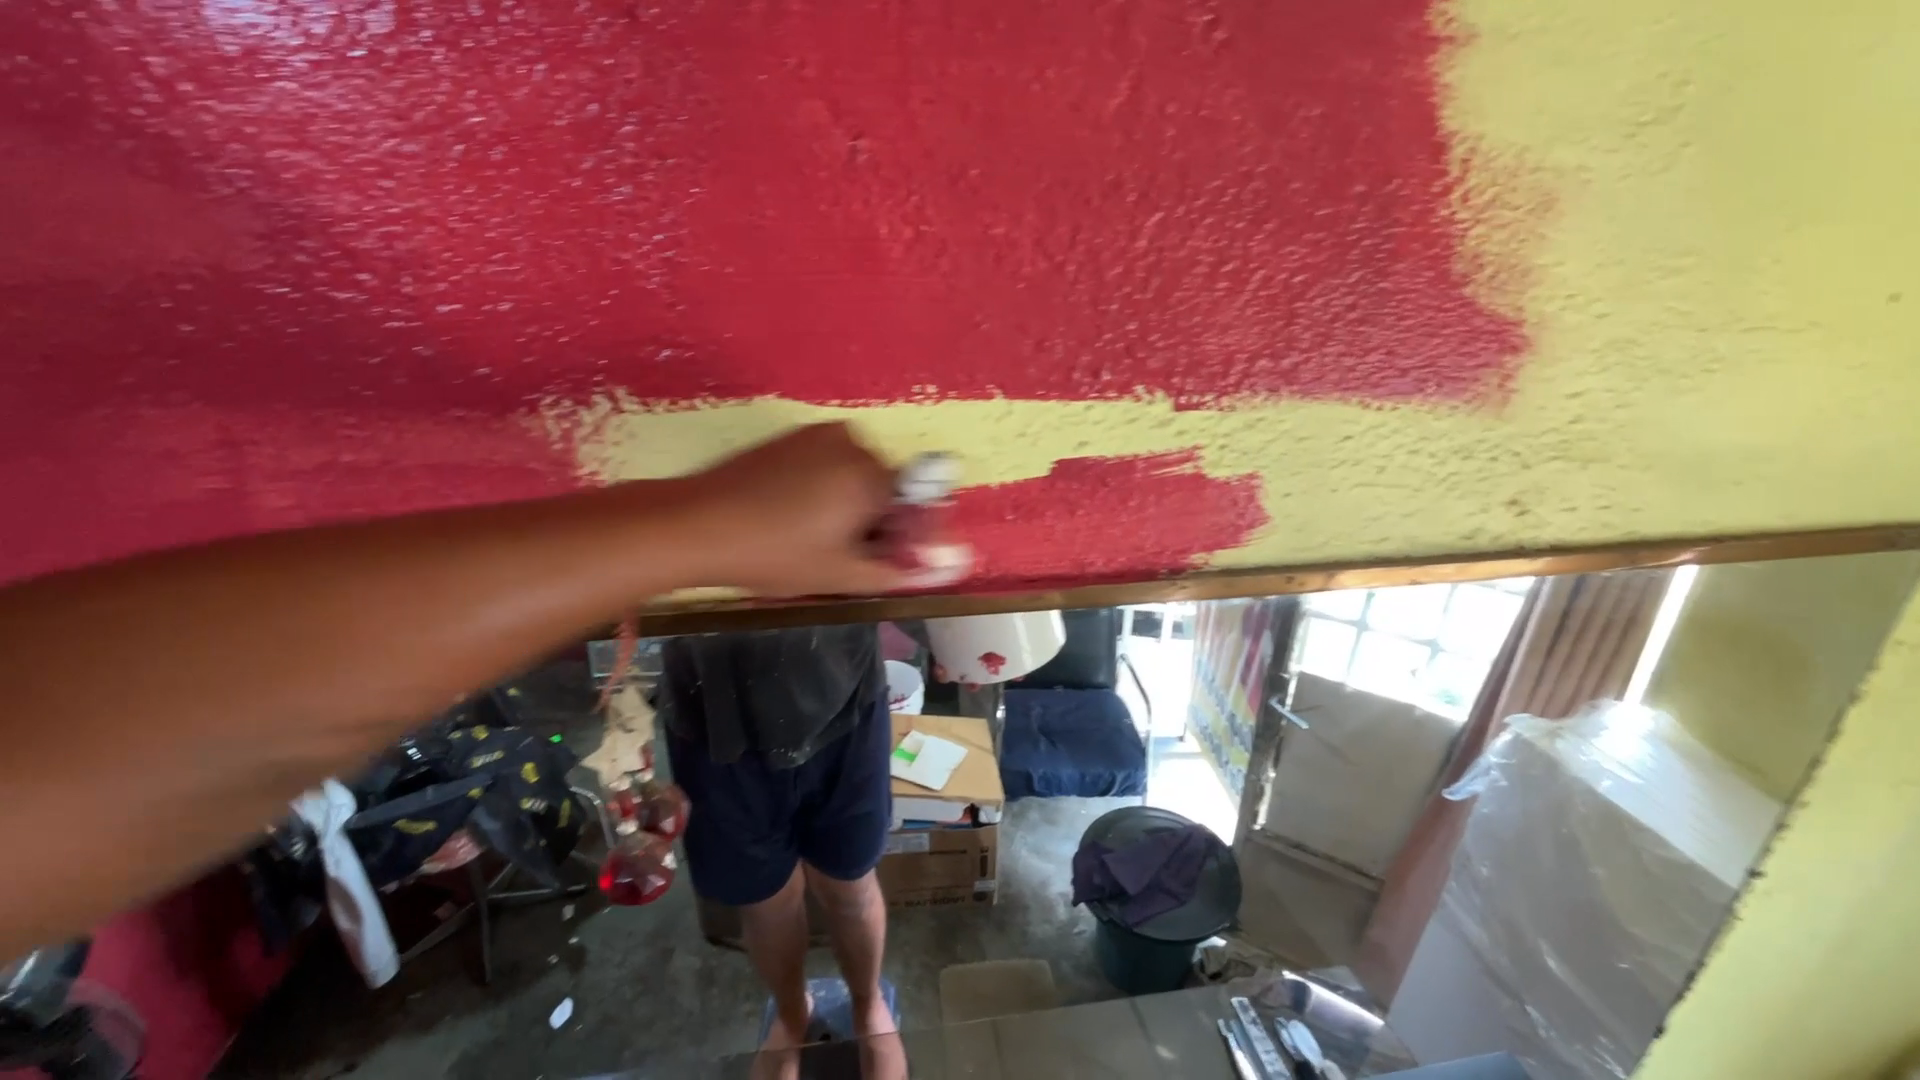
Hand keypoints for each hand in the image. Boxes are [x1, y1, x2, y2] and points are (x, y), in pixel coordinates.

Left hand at [689, 423, 968, 597]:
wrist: (696, 523)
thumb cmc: (774, 554)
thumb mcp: (842, 573)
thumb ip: (901, 569)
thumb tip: (949, 566)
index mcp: (871, 475)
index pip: (918, 507)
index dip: (910, 541)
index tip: (894, 566)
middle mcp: (853, 443)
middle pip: (889, 490)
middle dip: (880, 524)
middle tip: (849, 559)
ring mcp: (819, 434)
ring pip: (859, 478)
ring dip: (854, 509)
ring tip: (820, 542)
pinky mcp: (792, 436)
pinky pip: (830, 466)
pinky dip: (829, 492)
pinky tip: (799, 519)